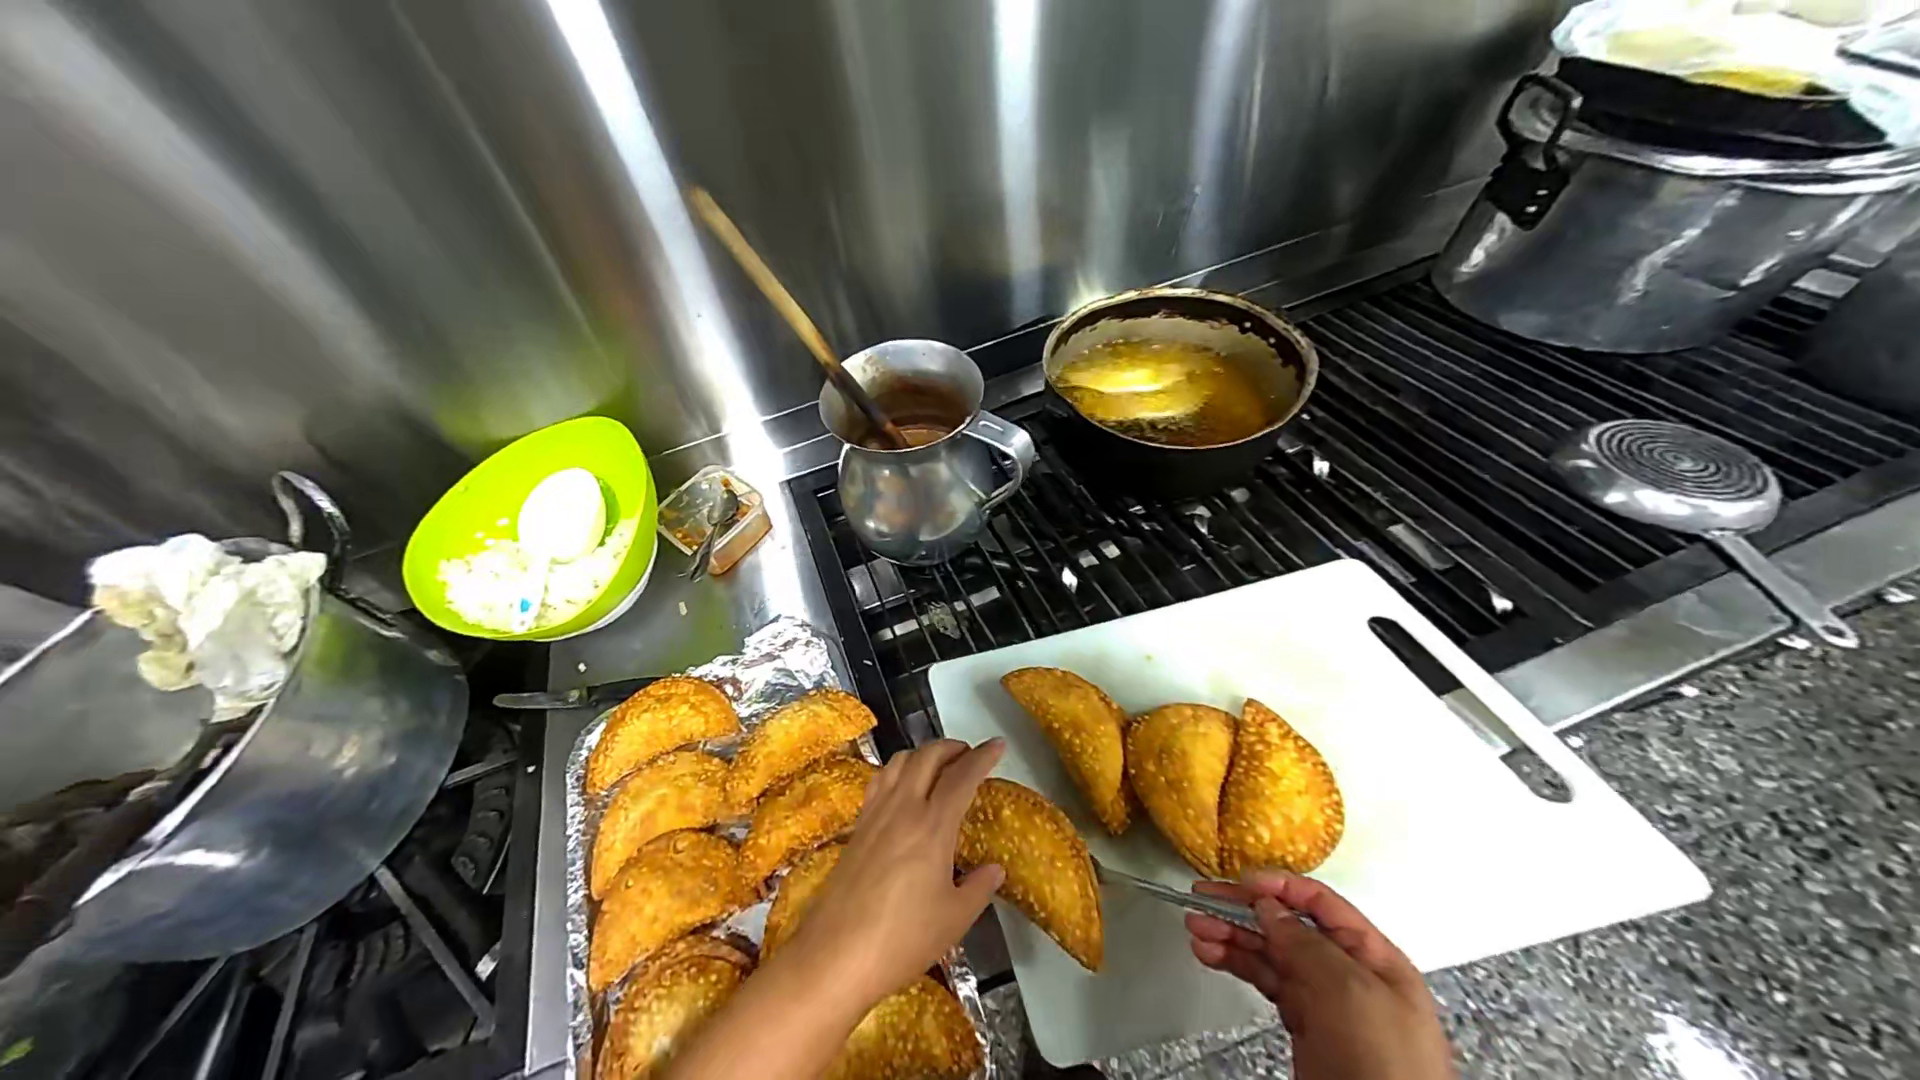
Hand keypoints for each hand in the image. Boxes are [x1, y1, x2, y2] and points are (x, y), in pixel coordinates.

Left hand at [778, 738, 1006, 1010]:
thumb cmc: (901, 940)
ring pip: (899, 761)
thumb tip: (994, 869)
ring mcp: (875, 814)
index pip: (962, 777)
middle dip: (952, 747)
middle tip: (970, 754)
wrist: (835, 956)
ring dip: (923, 754)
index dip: (983, 757)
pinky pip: (879, 780)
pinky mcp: (857, 826)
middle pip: (928, 756)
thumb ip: (979, 888)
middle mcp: (903, 809)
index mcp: (933, 826)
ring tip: (939, 765)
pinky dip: (898, 770)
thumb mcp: (954, 919)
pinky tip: (902, 787)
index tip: (997, 745)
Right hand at [1185, 870, 1453, 1079]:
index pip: (1321, 904)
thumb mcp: (1348, 991)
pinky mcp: (1304, 1026)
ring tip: (1195, 926)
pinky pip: (1264, 981)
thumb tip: (1268, 907)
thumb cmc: (1383, 1063)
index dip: (1280, 886)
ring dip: (1230, 935)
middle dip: (1243, 910)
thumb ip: (1306, 944)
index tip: (1241, 881)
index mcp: (1372, 957)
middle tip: (1202, 897)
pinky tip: (1210, 954)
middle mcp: (1347, 972)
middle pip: (1287, 926)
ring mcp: (1324, 1000)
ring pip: (1269, 953)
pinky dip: (1235, 964)